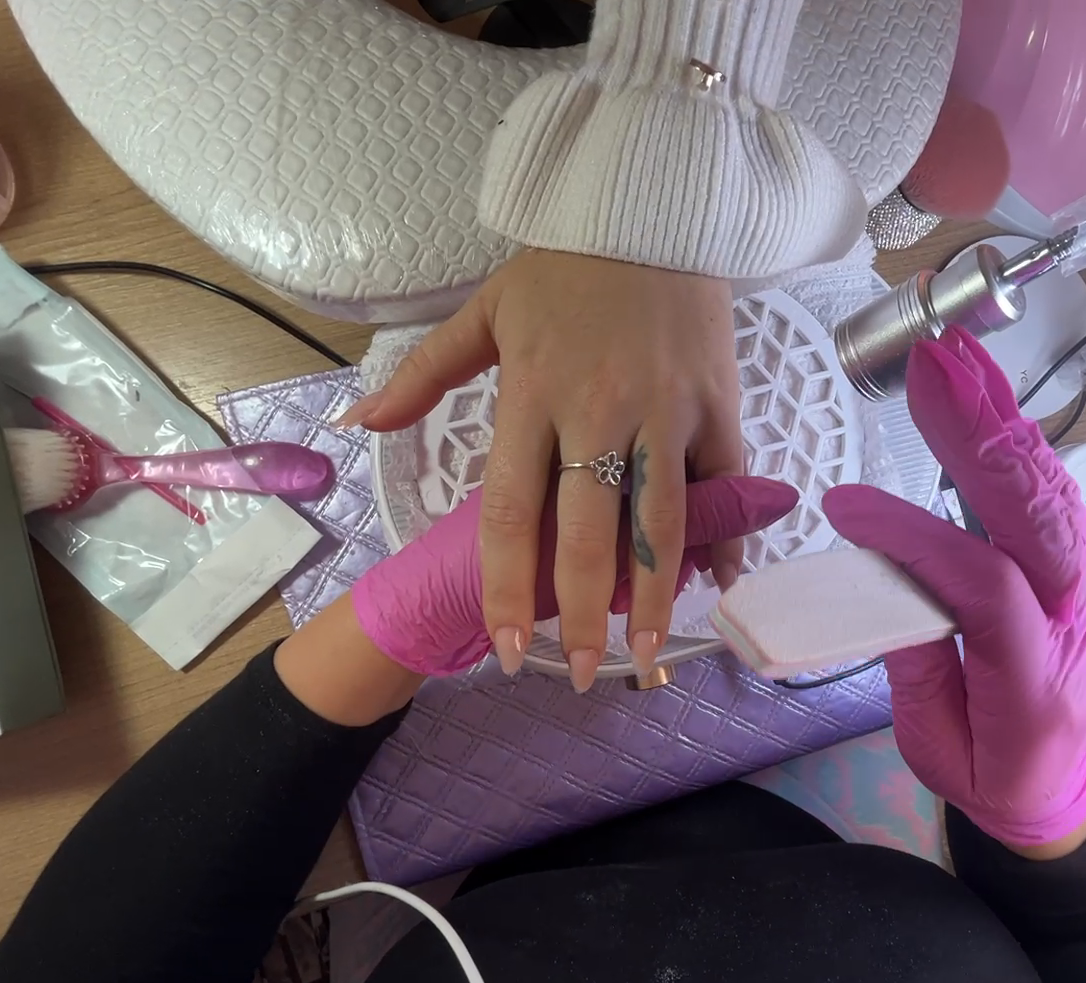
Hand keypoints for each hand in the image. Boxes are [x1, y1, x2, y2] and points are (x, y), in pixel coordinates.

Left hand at [338, 249, 742, 686]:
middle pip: (587, 535)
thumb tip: (359, 423)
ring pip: (661, 522)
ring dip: (657, 597)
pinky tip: (721, 582)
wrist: (651, 205)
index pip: (510, 512)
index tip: (510, 651)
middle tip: (576, 675)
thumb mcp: (483, 309)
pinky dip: (726, 536)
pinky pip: (725, 484)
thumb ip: (423, 375)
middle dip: (582, 615)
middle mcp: (599, 412)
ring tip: (650, 654)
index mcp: (532, 394)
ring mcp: (666, 410)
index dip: (508, 588)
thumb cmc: (563, 265)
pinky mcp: (717, 403)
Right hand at [821, 331, 1085, 854]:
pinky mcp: (1076, 569)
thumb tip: (887, 573)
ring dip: (1000, 420)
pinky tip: (984, 404)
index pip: (983, 587)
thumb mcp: (934, 746)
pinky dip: (1014, 445)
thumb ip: (915, 661)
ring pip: (1050, 492)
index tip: (846, 506)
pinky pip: (1049, 499)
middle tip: (934, 367)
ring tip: (958, 361)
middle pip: (1038, 515)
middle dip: (981, 434)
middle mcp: (1075, 620)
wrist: (1057, 789)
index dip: (916, 537)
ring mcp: (1085, 589)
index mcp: (1035, 680)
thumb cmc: (988, 773)